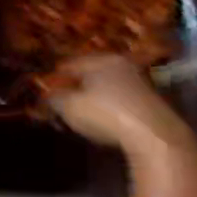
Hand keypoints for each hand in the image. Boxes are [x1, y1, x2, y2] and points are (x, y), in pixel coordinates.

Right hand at [47, 55, 192, 152]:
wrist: (154, 136)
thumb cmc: (105, 113)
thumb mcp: (67, 105)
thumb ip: (53, 97)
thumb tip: (47, 94)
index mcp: (102, 60)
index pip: (69, 64)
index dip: (53, 77)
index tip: (42, 89)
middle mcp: (123, 66)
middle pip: (89, 74)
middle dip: (72, 86)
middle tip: (57, 100)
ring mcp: (139, 83)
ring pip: (104, 87)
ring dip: (89, 97)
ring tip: (75, 111)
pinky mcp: (148, 101)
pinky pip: (117, 99)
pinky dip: (105, 106)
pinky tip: (98, 119)